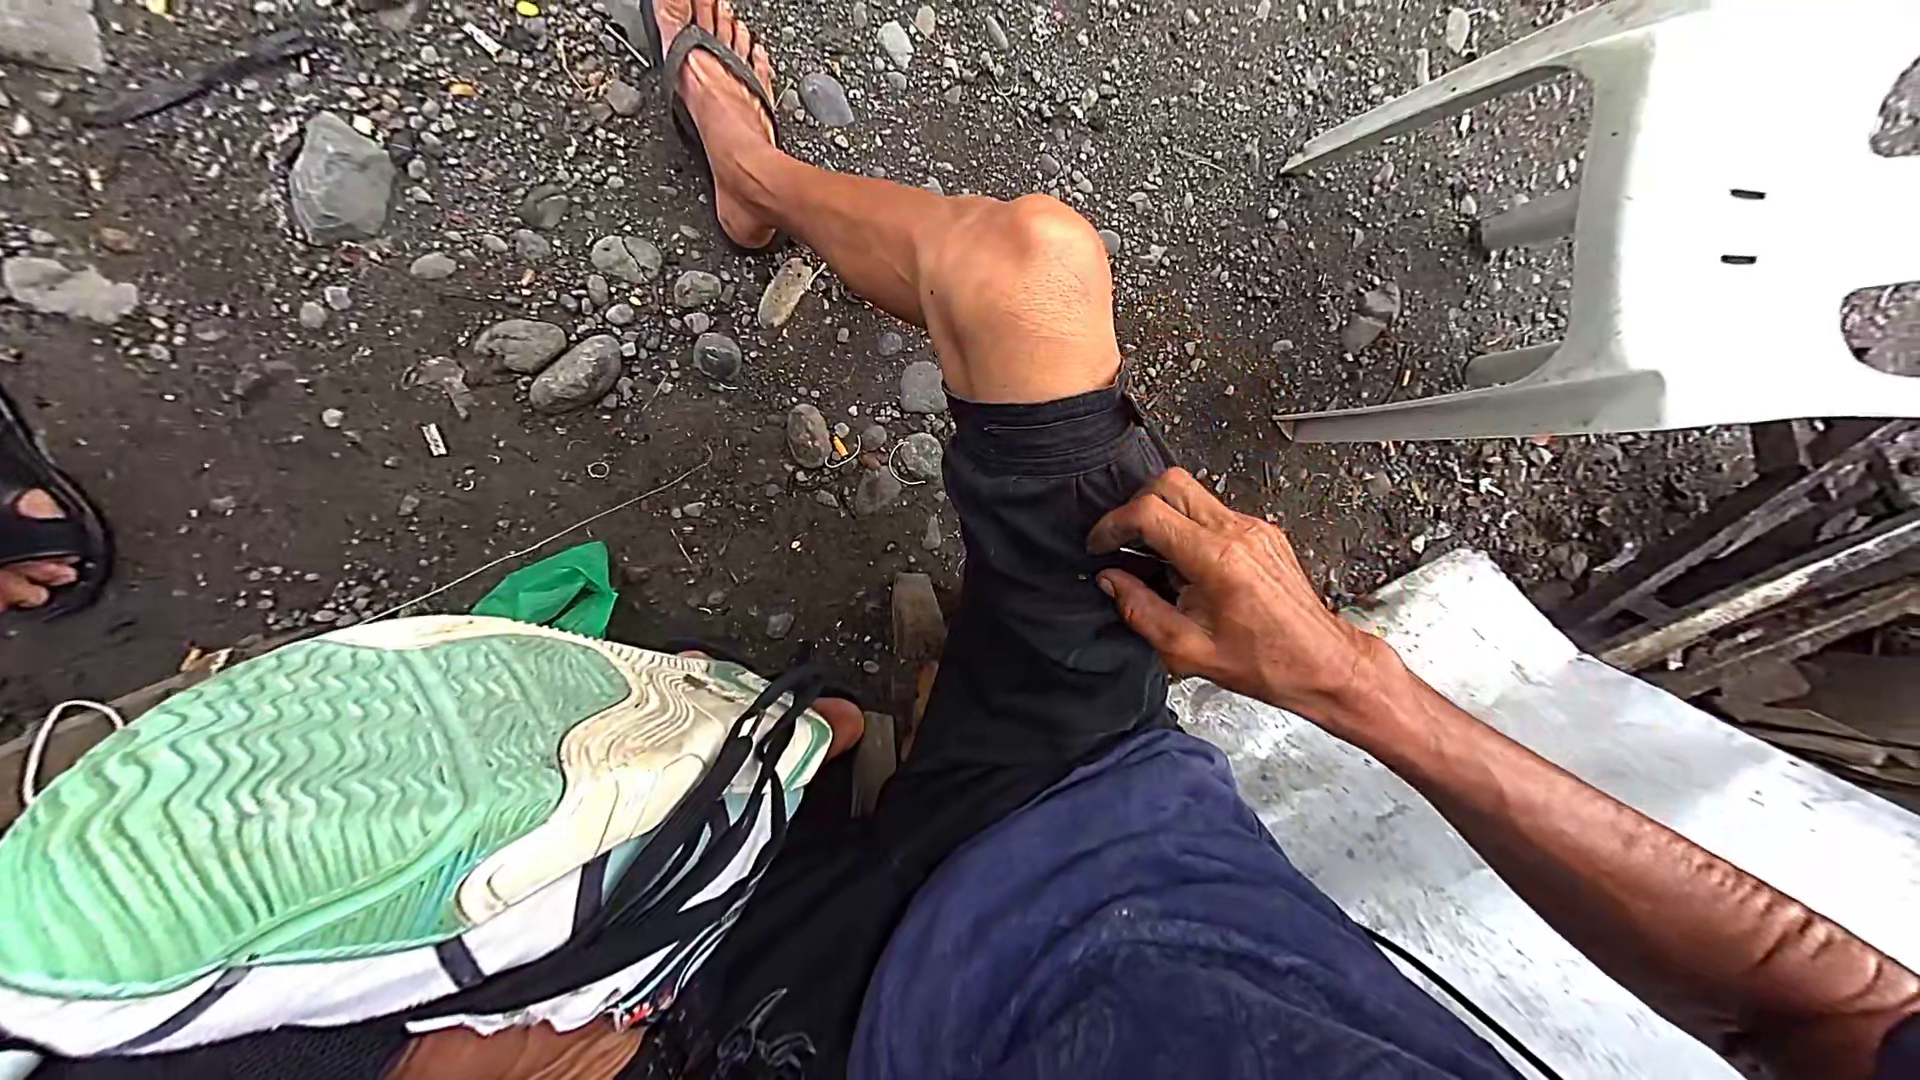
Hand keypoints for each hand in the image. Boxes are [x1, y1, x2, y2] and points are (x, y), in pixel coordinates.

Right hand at [1087, 468, 1399, 730]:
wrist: (1324, 664)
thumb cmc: (1266, 662)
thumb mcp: (1187, 649)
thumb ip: (1139, 610)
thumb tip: (1111, 581)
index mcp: (1217, 560)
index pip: (1149, 513)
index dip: (1113, 525)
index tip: (1101, 544)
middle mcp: (1237, 533)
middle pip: (1170, 482)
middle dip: (1134, 505)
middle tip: (1121, 537)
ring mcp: (1252, 528)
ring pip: (1191, 491)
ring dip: (1160, 513)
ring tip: (1150, 552)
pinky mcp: (1261, 533)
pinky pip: (1211, 511)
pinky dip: (1184, 525)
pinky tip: (1182, 562)